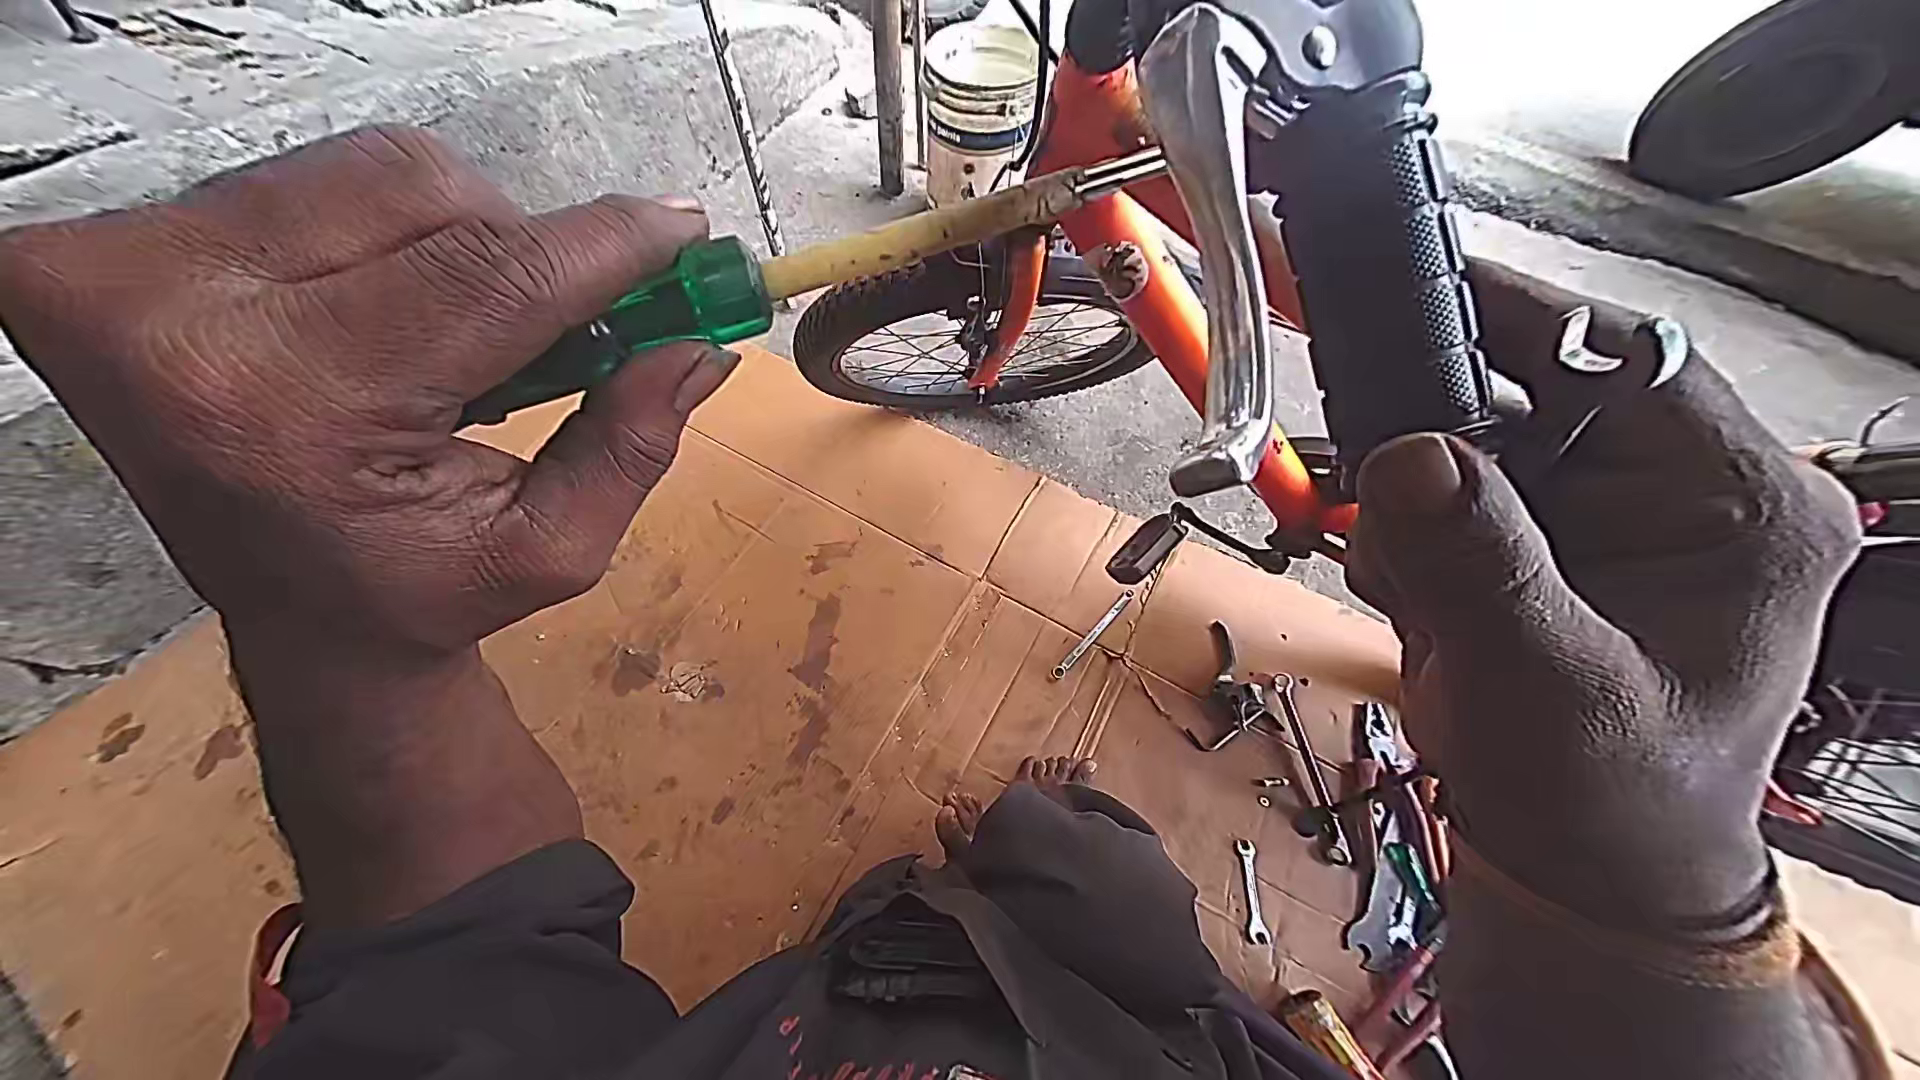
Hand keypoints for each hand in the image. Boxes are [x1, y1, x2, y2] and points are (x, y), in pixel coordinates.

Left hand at [0, 125, 736, 655]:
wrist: (306, 613)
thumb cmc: (436, 592)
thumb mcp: (561, 547)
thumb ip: (634, 443)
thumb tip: (703, 349)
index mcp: (294, 407)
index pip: (489, 280)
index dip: (607, 245)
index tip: (685, 229)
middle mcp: (175, 309)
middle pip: (425, 192)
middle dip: (538, 247)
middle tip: (583, 318)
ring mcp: (118, 261)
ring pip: (376, 172)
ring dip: (479, 240)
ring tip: (493, 332)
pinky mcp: (111, 242)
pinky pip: (324, 186)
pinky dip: (417, 238)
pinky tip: (427, 314)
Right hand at [1345, 262, 1860, 927]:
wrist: (1565, 843)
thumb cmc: (1595, 779)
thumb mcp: (1545, 677)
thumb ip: (1482, 566)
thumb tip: (1404, 454)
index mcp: (1724, 496)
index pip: (1617, 357)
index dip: (1509, 316)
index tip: (1400, 291)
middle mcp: (1650, 483)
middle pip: (1511, 396)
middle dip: (1426, 438)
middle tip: (1371, 484)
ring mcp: (1567, 511)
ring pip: (1444, 450)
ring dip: (1398, 509)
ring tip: (1407, 589)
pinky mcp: (1504, 538)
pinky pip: (1418, 498)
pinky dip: (1389, 538)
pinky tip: (1409, 601)